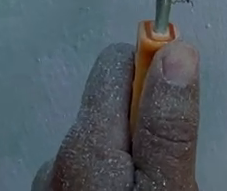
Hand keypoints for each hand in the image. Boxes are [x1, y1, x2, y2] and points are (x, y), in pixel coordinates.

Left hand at [34, 42, 200, 190]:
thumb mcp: (164, 185)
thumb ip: (168, 122)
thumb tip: (177, 49)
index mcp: (84, 140)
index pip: (117, 60)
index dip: (153, 72)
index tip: (175, 106)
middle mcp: (56, 156)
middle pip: (111, 103)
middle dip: (143, 122)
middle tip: (166, 168)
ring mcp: (49, 184)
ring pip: (102, 140)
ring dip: (128, 154)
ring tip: (149, 189)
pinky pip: (87, 170)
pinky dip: (111, 177)